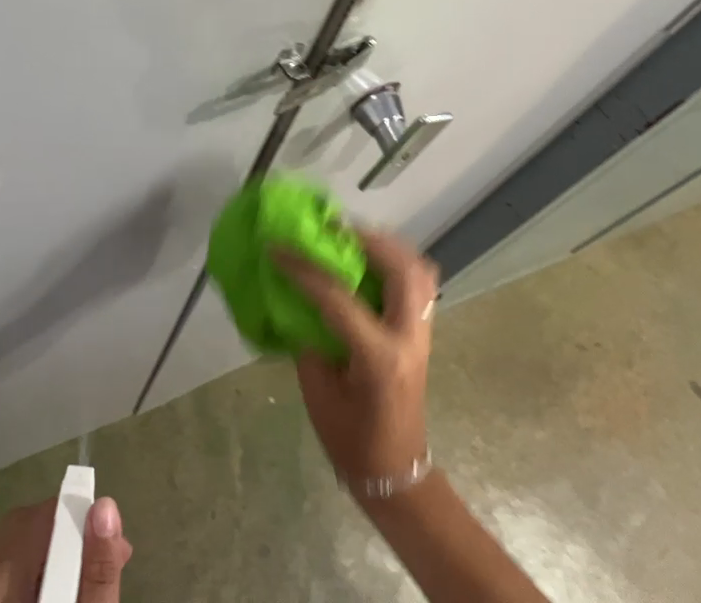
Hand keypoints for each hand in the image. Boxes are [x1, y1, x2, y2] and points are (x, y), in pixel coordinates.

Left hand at [0, 496, 131, 602]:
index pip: (38, 517)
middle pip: (22, 530)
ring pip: (11, 551)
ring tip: (90, 586)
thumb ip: (96, 572)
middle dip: (69, 537)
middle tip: (114, 563)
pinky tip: (57, 597)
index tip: (114, 543)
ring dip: (53, 558)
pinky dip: (31, 578)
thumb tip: (105, 508)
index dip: (79, 518)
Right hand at [273, 228, 439, 486]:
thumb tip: (293, 296)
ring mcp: (423, 334)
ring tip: (350, 240)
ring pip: (418, 270)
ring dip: (385, 247)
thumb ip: (308, 337)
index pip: (338, 297)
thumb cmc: (349, 438)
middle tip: (329, 229)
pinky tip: (367, 265)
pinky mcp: (423, 333)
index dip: (303, 268)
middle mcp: (408, 338)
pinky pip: (418, 284)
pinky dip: (395, 263)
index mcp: (378, 356)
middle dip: (364, 240)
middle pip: (400, 268)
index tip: (276, 246)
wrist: (395, 470)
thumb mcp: (317, 389)